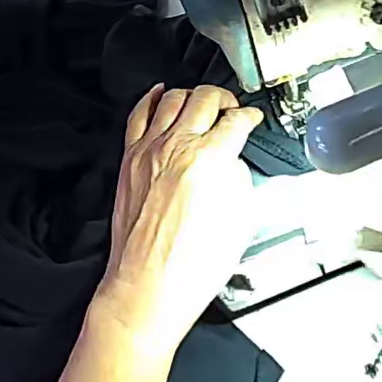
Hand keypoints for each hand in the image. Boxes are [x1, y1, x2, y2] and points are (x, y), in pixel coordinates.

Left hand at [95, 85, 262, 356]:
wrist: (147, 288)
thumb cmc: (189, 267)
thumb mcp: (238, 222)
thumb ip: (239, 180)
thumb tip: (233, 162)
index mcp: (208, 161)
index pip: (236, 121)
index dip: (250, 116)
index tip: (252, 119)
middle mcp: (177, 147)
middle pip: (205, 98)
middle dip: (225, 98)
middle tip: (232, 108)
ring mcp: (149, 150)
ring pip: (173, 98)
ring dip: (193, 95)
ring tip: (202, 101)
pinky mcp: (130, 159)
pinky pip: (138, 114)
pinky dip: (151, 97)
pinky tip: (159, 92)